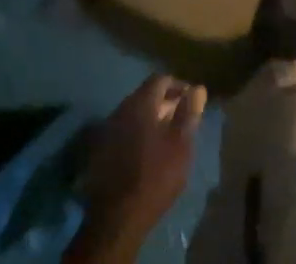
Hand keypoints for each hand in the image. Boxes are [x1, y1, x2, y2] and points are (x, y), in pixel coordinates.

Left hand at [88, 74, 206, 236]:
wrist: (118, 217)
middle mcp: (119, 111)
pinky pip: (122, 131)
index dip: (178, 85)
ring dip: (150, 118)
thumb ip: (189, 112)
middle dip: (164, 102)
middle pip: (144, 95)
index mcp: (140, 104)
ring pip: (132, 114)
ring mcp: (106, 132)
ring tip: (166, 136)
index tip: (191, 100)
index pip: (160, 79)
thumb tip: (197, 88)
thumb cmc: (156, 175)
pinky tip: (146, 151)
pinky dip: (136, 133)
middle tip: (181, 118)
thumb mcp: (181, 143)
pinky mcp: (99, 152)